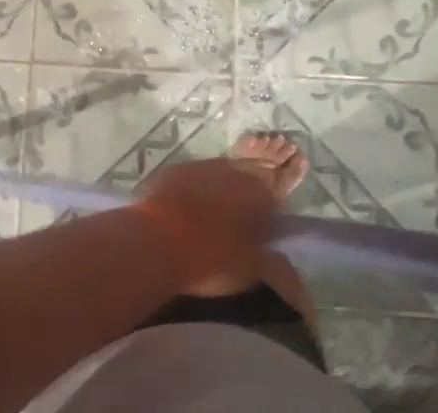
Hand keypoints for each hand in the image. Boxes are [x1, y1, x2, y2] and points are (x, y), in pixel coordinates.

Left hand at [136, 158, 277, 289]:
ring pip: (214, 178)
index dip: (267, 221)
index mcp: (258, 193)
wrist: (157, 243)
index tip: (258, 239)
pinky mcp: (172, 169)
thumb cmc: (211, 259)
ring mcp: (199, 165)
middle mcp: (232, 170)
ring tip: (203, 223)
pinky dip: (188, 192)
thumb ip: (271, 262)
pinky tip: (179, 214)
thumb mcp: (250, 272)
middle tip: (231, 231)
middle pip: (243, 185)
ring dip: (214, 195)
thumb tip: (281, 262)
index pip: (273, 202)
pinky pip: (188, 179)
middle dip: (240, 203)